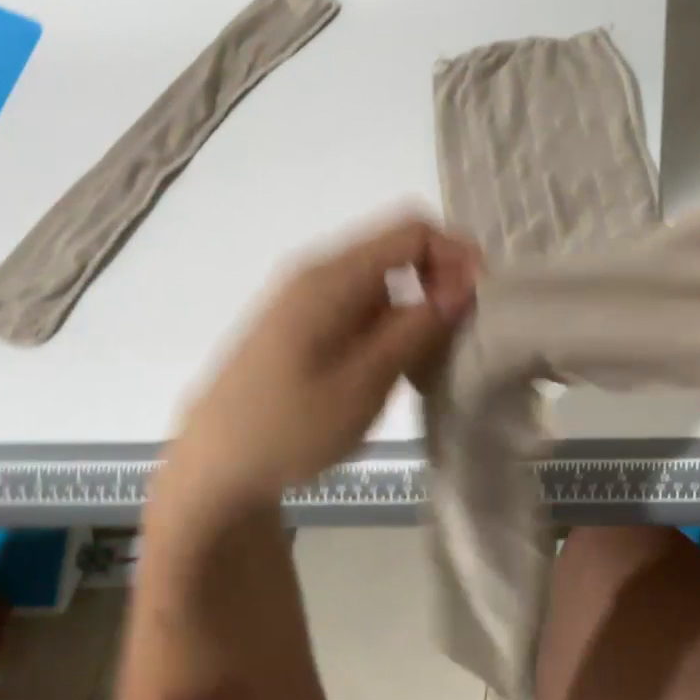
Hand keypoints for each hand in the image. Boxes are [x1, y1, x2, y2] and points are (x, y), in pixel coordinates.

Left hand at [157, 220, 477, 513]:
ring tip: (435, 365)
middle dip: (444, 285)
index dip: (457, 256)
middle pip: (401, 253)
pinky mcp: (307, 326)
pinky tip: (401, 374)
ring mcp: (310, 301)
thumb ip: (417, 329)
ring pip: (388, 284)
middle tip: (464, 339)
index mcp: (331, 278)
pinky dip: (397, 330)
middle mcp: (320, 276)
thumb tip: (465, 285)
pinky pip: (367, 310)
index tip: (484, 304)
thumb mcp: (365, 382)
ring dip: (422, 314)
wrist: (215, 468)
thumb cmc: (290, 428)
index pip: (412, 232)